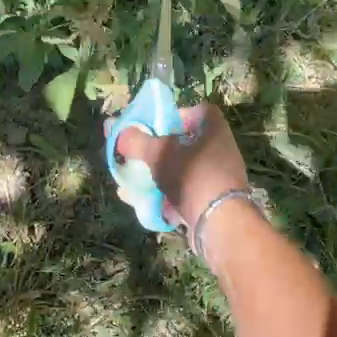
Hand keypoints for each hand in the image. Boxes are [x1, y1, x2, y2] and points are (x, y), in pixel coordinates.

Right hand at [113, 100, 249, 228]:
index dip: (179, 114)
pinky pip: (187, 193)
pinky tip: (146, 204)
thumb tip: (114, 128)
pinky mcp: (215, 203)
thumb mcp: (158, 154)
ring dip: (161, 175)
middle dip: (162, 149)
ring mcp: (219, 179)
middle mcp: (221, 151)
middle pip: (188, 143)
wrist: (221, 225)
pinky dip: (167, 197)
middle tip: (142, 155)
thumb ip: (136, 141)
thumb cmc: (192, 176)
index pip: (200, 111)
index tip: (159, 126)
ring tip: (136, 182)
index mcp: (214, 131)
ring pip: (184, 170)